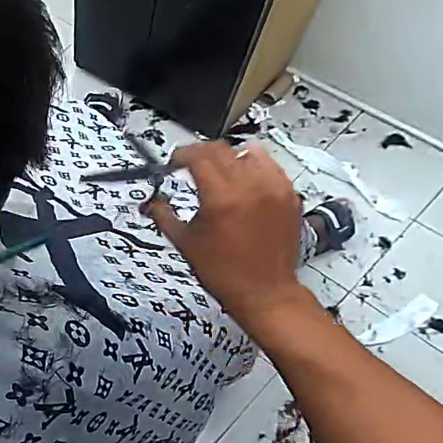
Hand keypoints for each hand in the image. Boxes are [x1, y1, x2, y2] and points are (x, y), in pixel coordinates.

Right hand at [143, 142, 313, 327]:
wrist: (264, 292)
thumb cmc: (228, 275)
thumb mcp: (186, 244)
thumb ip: (164, 216)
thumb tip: (153, 203)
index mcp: (221, 198)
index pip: (198, 156)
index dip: (181, 154)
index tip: (176, 161)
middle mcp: (250, 188)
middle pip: (221, 149)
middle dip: (201, 154)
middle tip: (192, 164)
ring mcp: (273, 190)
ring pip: (248, 152)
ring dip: (229, 157)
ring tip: (221, 171)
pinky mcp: (289, 196)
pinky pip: (271, 167)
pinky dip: (255, 167)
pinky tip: (246, 180)